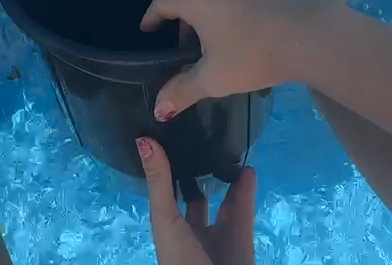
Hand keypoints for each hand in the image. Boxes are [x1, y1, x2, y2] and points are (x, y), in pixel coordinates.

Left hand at [137, 137, 254, 264]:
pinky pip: (244, 212)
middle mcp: (192, 233)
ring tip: (227, 151)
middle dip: (199, 176)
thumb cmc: (180, 260)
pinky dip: (246, 191)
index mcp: (169, 229)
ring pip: (224, 204)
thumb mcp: (165, 220)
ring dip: (226, 180)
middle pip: (196, 199)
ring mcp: (219, 238)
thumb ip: (158, 182)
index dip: (168, 170)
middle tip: (202, 141)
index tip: (169, 139)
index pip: (167, 195)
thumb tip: (143, 139)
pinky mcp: (242, 242)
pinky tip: (248, 170)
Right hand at [140, 0, 325, 119]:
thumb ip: (182, 91)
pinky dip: (245, 3)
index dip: (152, 16)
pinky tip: (260, 24)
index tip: (148, 29)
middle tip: (197, 47)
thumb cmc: (253, 56)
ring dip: (220, 11)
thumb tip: (157, 109)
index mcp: (196, 0)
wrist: (308, 34)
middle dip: (191, 21)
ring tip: (232, 38)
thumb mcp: (215, 79)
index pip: (163, 2)